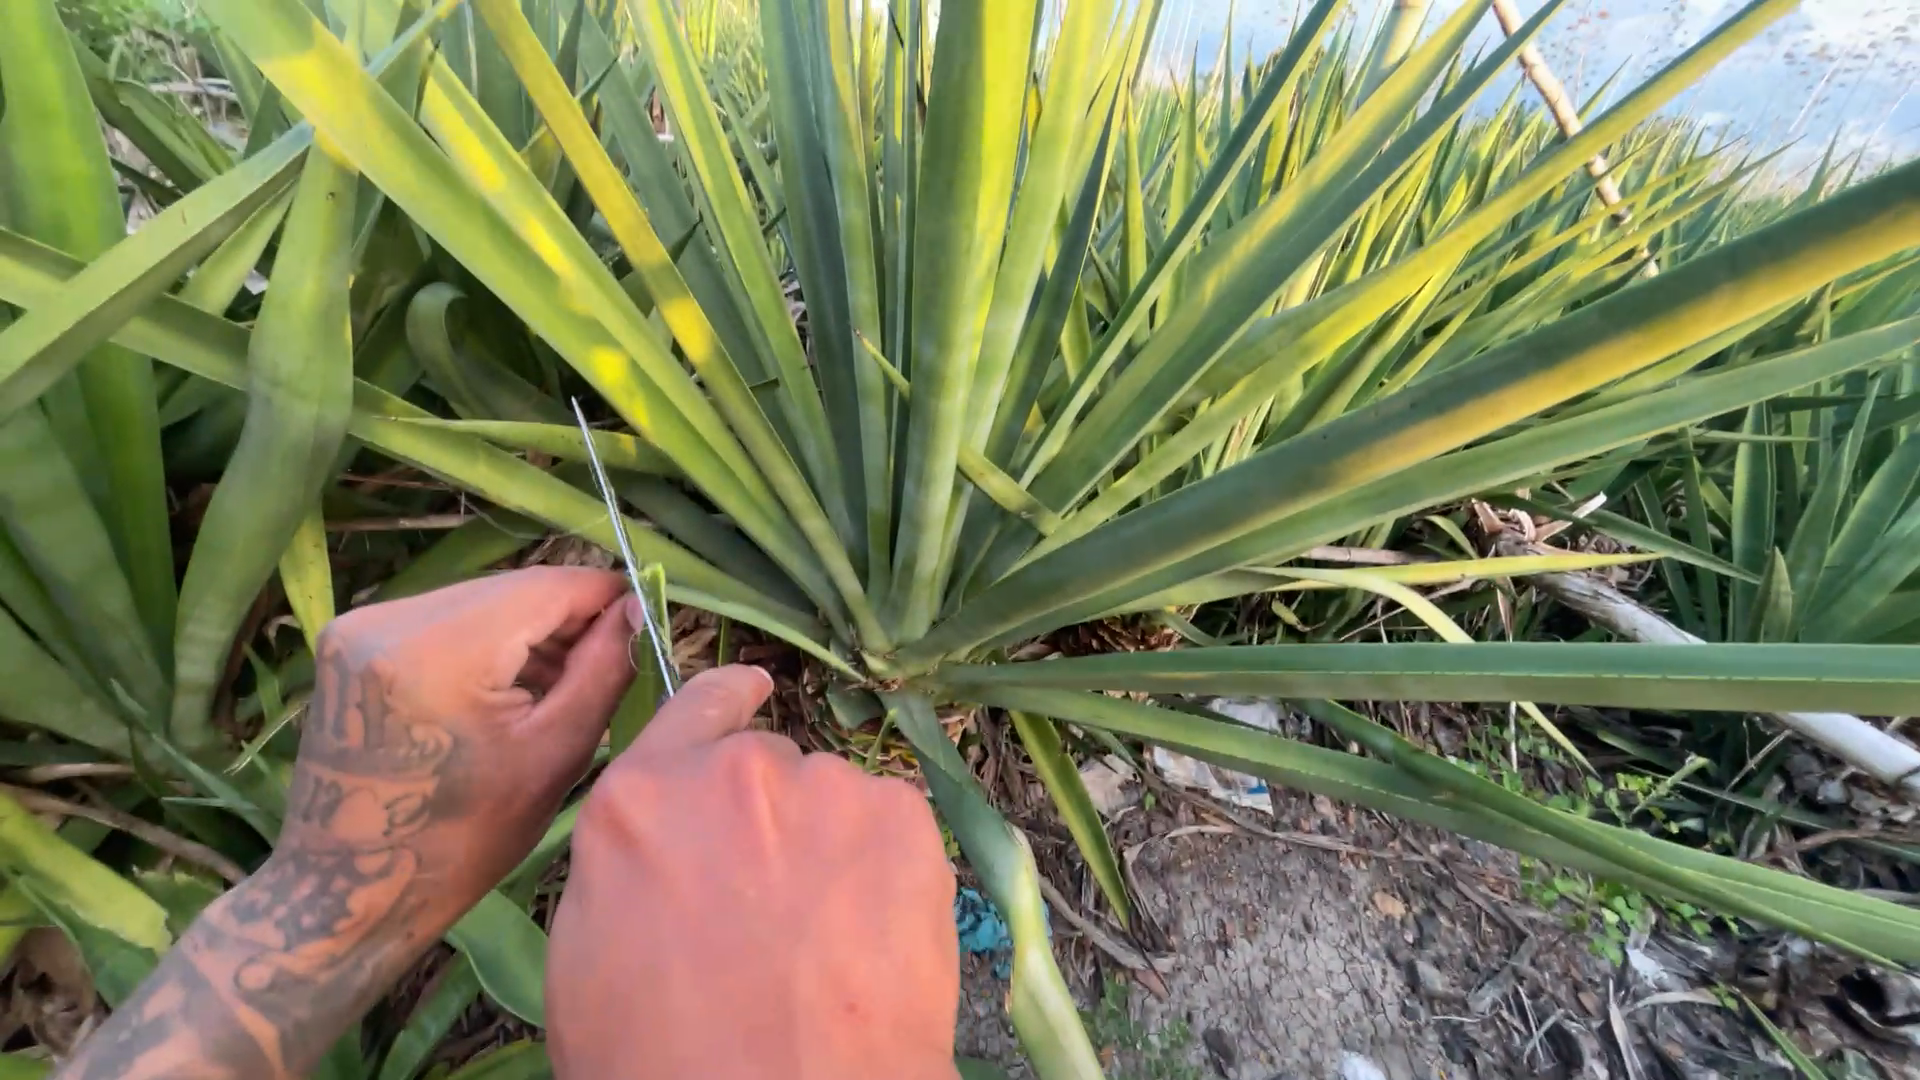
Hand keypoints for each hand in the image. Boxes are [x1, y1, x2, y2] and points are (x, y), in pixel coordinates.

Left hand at [53, 567, 637, 1079]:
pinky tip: (516, 685)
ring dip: (536, 629)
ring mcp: (363, 625)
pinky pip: (454, 615)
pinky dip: (496, 639)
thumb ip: (605, 665)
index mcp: (439, 650)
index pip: (551, 585)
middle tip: (609, 660)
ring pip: (489, 598)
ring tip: (563, 682)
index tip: (644, 623)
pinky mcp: (355, 639)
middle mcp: (390, 619)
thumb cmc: (469, 835)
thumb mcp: (559, 750)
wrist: (349, 891)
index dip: (607, 597)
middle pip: (518, 587)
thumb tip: (638, 607)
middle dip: (572, 617)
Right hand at [547, 666, 960, 1079]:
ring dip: (829, 842)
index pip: (695, 706)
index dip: (727, 700)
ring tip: (827, 933)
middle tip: (777, 897)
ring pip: (831, 797)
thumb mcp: (594, 957)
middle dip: (770, 815)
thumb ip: (634, 858)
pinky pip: (886, 822)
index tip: (752, 692)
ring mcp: (826, 783)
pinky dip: (882, 862)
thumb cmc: (665, 1062)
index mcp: (644, 797)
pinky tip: (871, 930)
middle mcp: (737, 769)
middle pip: (766, 766)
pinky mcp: (900, 812)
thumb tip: (672, 832)